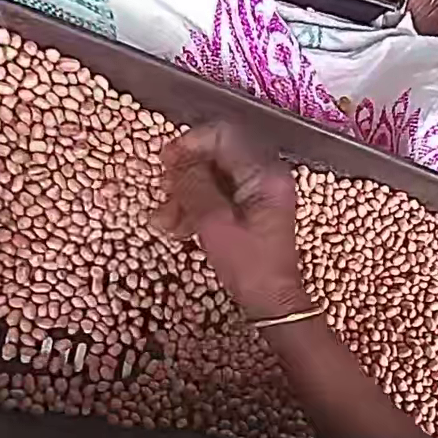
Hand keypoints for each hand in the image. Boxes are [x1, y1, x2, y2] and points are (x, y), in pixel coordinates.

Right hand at [151, 122, 309, 319]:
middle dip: (185, 174)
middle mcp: (268, 176)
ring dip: (187, 195)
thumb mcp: (215, 224)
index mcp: (266, 173)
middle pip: (217, 155)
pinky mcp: (254, 210)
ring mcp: (262, 193)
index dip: (190, 143)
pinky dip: (199, 207)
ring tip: (166, 221)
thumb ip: (194, 186)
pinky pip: (221, 196)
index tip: (166, 162)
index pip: (223, 135)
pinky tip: (179, 227)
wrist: (273, 302)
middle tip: (164, 195)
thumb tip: (177, 160)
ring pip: (215, 177)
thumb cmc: (249, 266)